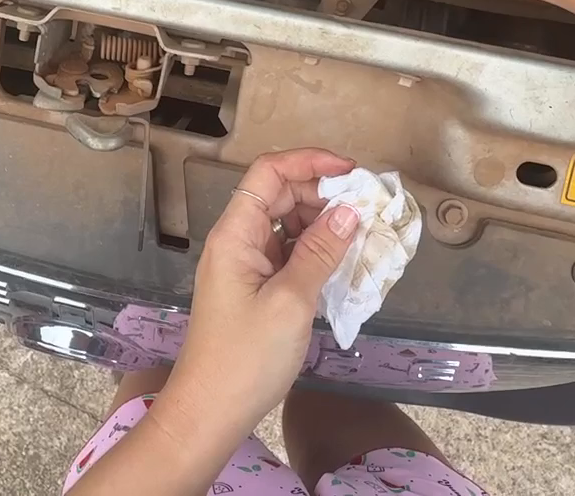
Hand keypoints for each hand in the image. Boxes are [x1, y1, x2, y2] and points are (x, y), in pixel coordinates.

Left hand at [155, 149, 360, 439]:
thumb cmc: (246, 357)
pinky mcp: (254, 286)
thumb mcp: (291, 302)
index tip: (350, 171)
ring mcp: (244, 262)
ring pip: (284, 221)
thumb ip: (320, 252)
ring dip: (319, 221)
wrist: (209, 413)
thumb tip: (350, 211)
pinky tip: (340, 259)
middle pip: (278, 193)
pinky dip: (312, 248)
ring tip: (359, 232)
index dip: (308, 161)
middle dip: (320, 192)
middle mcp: (236, 238)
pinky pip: (285, 250)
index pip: (269, 172)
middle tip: (364, 208)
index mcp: (235, 232)